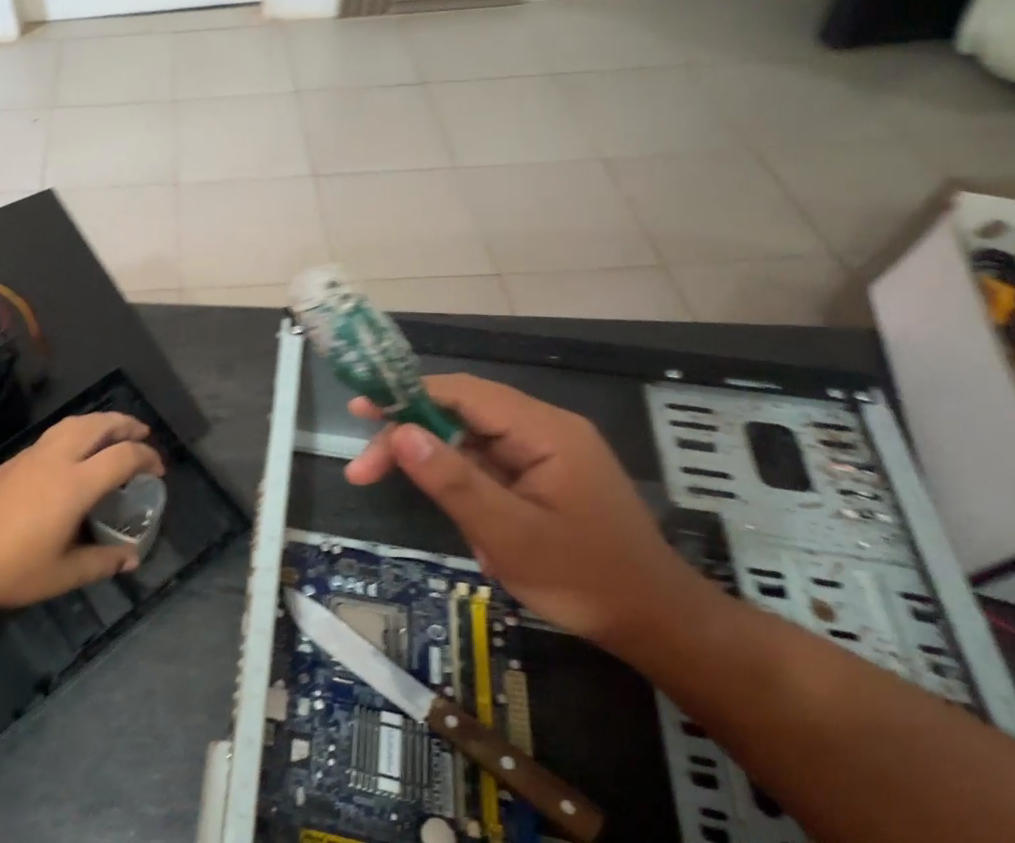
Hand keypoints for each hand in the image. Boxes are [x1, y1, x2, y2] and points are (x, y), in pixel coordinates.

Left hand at [0, 412, 163, 611]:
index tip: (158, 470)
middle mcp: (55, 460)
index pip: (122, 456)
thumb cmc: (12, 569)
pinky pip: (52, 434)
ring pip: (71, 423)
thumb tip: (131, 557)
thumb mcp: (63, 574)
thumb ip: (102, 562)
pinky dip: (74, 431)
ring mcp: (29, 456)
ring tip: (113, 433)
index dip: (147, 457)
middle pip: (97, 425)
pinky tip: (75, 450)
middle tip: (143, 433)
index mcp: (74, 485)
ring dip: (98, 421)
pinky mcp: (11, 461)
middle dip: (125, 424)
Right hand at [346, 374, 710, 646]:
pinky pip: (489, 465)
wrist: (655, 621)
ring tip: (403, 497)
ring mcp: (546, 453)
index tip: (360, 410)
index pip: (464, 393)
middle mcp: (546, 430)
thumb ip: (453, 481)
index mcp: (545, 431)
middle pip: (463, 413)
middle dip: (411, 436)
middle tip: (363, 470)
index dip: (407, 397)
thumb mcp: (509, 534)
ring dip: (434, 463)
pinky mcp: (544, 477)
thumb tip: (401, 433)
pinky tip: (459, 518)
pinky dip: (462, 484)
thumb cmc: (584, 579)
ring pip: (472, 440)